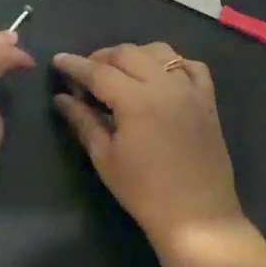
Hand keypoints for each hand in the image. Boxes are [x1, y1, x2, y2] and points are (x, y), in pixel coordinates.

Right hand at [52, 43, 248, 246]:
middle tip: (85, 73)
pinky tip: (160, 76)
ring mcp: (190, 90)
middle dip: (102, 57)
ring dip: (135, 55)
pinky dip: (172, 63)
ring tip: (120, 72)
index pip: (98, 72)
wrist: (196, 214)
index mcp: (136, 100)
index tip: (57, 61)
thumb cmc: (143, 191)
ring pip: (160, 52)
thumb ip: (83, 122)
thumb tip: (61, 99)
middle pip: (128, 54)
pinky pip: (191, 67)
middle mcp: (164, 85)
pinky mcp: (208, 101)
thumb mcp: (105, 158)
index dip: (75, 65)